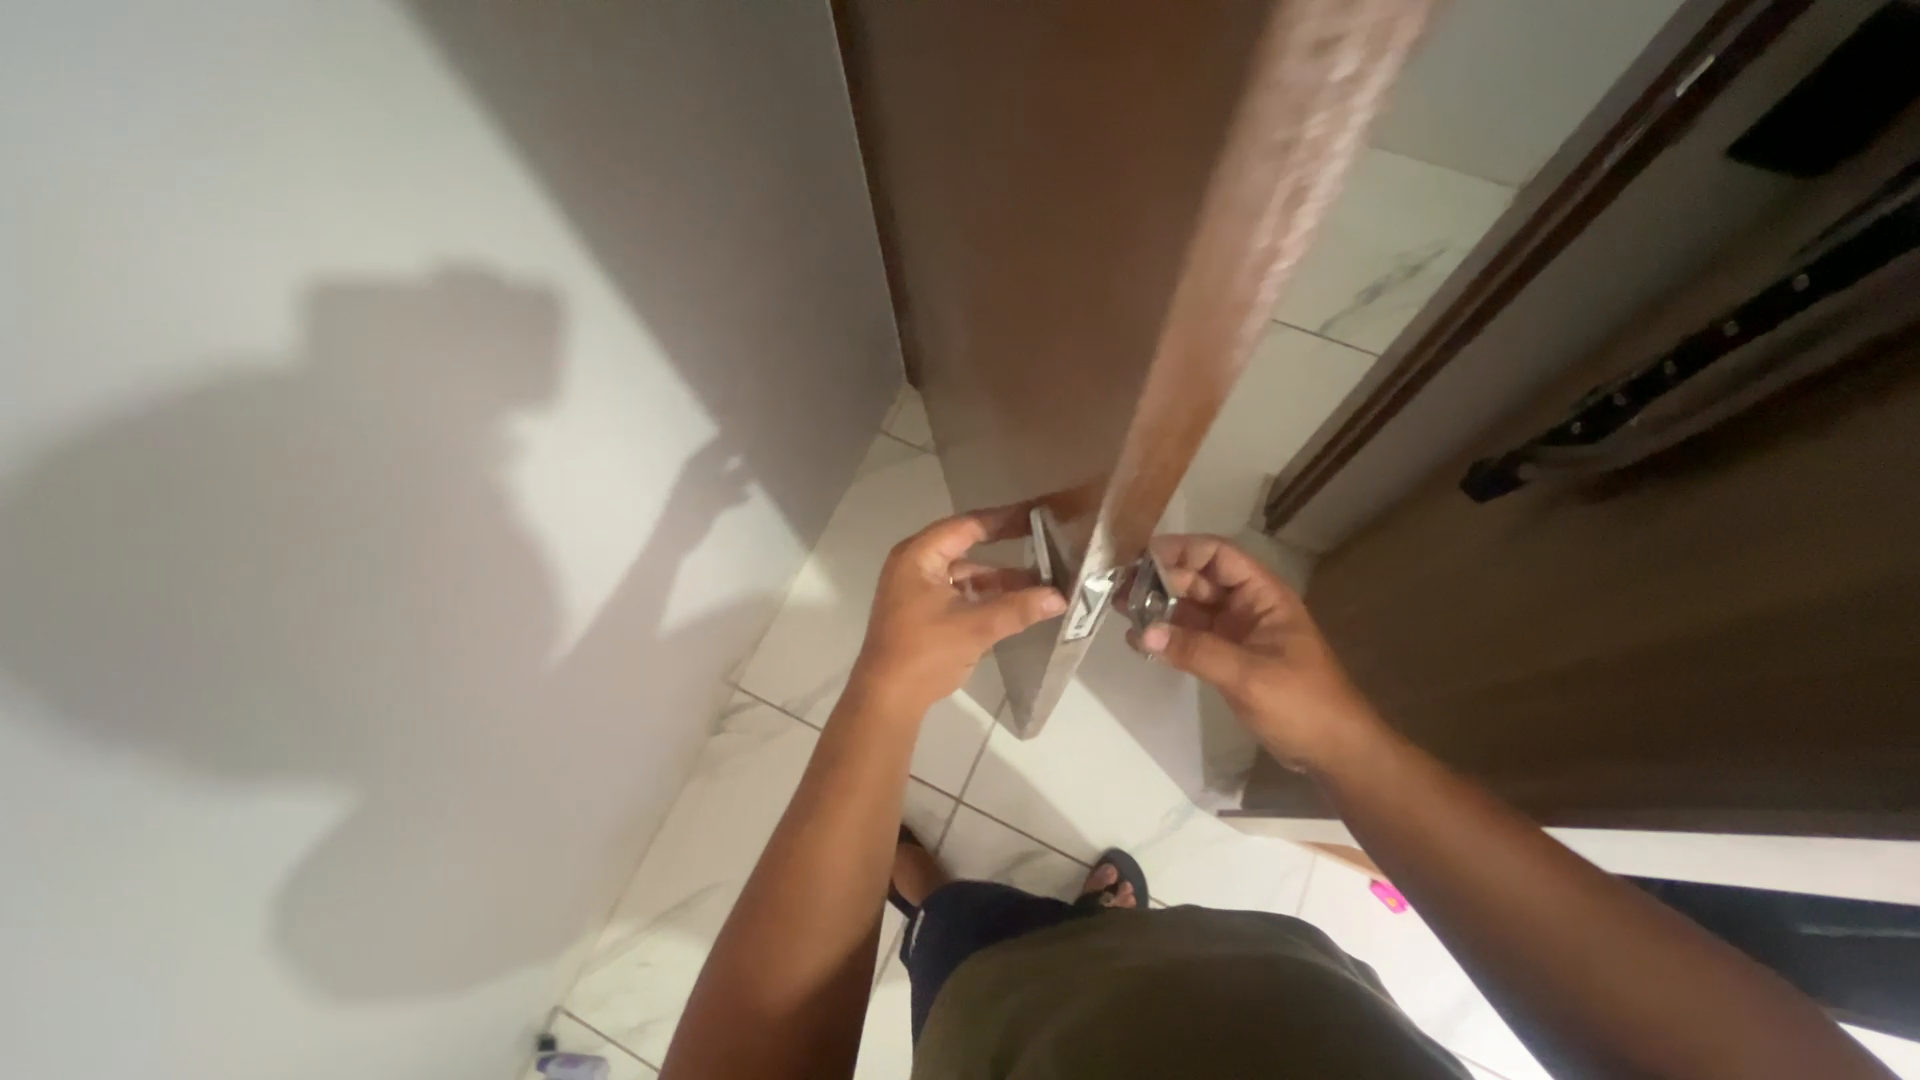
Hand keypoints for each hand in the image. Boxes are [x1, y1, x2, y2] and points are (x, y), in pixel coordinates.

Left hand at [849, 507, 1067, 715]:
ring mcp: (915, 588)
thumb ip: (1018, 608)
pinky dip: (984, 595)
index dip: (1004, 519)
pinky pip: (958, 592)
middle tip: (1045, 543)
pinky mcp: (920, 610)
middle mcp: (914, 564)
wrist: (887, 698)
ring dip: (998, 578)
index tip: (1038, 515)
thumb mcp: (976, 628)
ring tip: (1039, 582)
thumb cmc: (925, 652)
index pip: (968, 525)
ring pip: (964, 572)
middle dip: (1006, 549)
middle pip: (966, 546)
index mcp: (919, 556)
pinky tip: (1014, 603)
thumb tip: (1060, 597)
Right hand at [1128, 534, 1376, 768]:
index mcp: (1263, 595)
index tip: (1142, 559)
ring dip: (1159, 606)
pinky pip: (1191, 636)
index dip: (1182, 550)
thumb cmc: (1303, 704)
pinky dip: (1167, 635)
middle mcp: (1247, 607)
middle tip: (1120, 588)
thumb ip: (1196, 651)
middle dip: (1161, 579)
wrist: (1334, 751)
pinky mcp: (1227, 657)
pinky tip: (1138, 640)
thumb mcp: (1248, 675)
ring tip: (1121, 608)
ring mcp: (1236, 633)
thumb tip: (1144, 634)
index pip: (1219, 555)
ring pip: (1191, 607)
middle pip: (1199, 579)